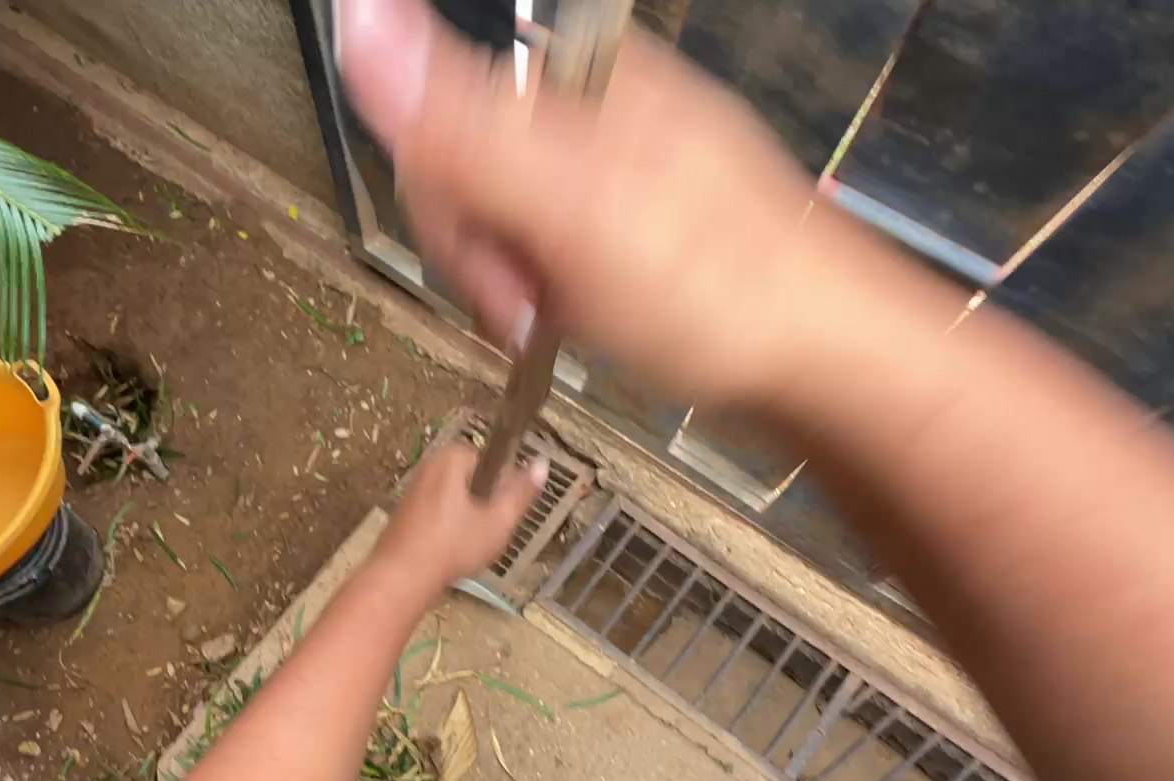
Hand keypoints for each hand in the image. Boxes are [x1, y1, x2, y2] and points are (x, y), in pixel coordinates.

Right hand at [333, 0, 899, 409]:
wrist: (814, 353)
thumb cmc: (706, 290)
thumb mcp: (577, 211)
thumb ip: (468, 129)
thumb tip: (360, 17)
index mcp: (570, 84)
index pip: (435, 120)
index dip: (445, 214)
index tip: (499, 277)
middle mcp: (580, 108)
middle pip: (461, 169)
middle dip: (480, 255)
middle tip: (531, 310)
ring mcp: (599, 162)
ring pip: (495, 214)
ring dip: (508, 282)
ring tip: (557, 320)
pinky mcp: (612, 212)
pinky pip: (535, 241)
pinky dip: (538, 289)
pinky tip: (571, 313)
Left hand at [374, 442, 546, 588]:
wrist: (400, 576)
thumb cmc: (452, 547)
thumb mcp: (497, 522)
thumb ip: (520, 493)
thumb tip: (542, 464)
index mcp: (449, 460)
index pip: (485, 457)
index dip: (498, 482)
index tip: (501, 508)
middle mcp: (427, 468)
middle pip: (467, 477)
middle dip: (480, 499)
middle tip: (488, 528)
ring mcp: (411, 491)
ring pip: (450, 496)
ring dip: (463, 515)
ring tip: (470, 543)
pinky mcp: (401, 513)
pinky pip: (433, 512)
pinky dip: (444, 526)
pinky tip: (448, 550)